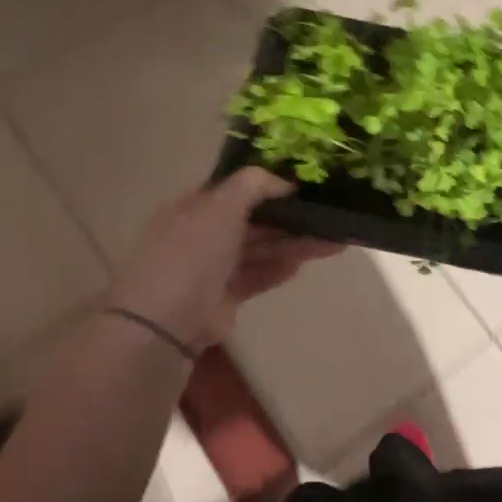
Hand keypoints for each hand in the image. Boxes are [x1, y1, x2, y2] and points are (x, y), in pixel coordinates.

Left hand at [105, 167, 340, 354]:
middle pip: (254, 219)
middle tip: (330, 214)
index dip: (267, 183)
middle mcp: (204, 233)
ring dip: (295, 244)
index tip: (305, 183)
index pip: (235, 188)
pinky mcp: (228, 295)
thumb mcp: (220, 206)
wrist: (167, 319)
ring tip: (333, 241)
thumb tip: (285, 181)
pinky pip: (260, 276)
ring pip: (262, 249)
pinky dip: (281, 269)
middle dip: (291, 217)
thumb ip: (253, 185)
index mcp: (194, 206)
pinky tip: (306, 263)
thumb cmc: (191, 253)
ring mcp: (215, 266)